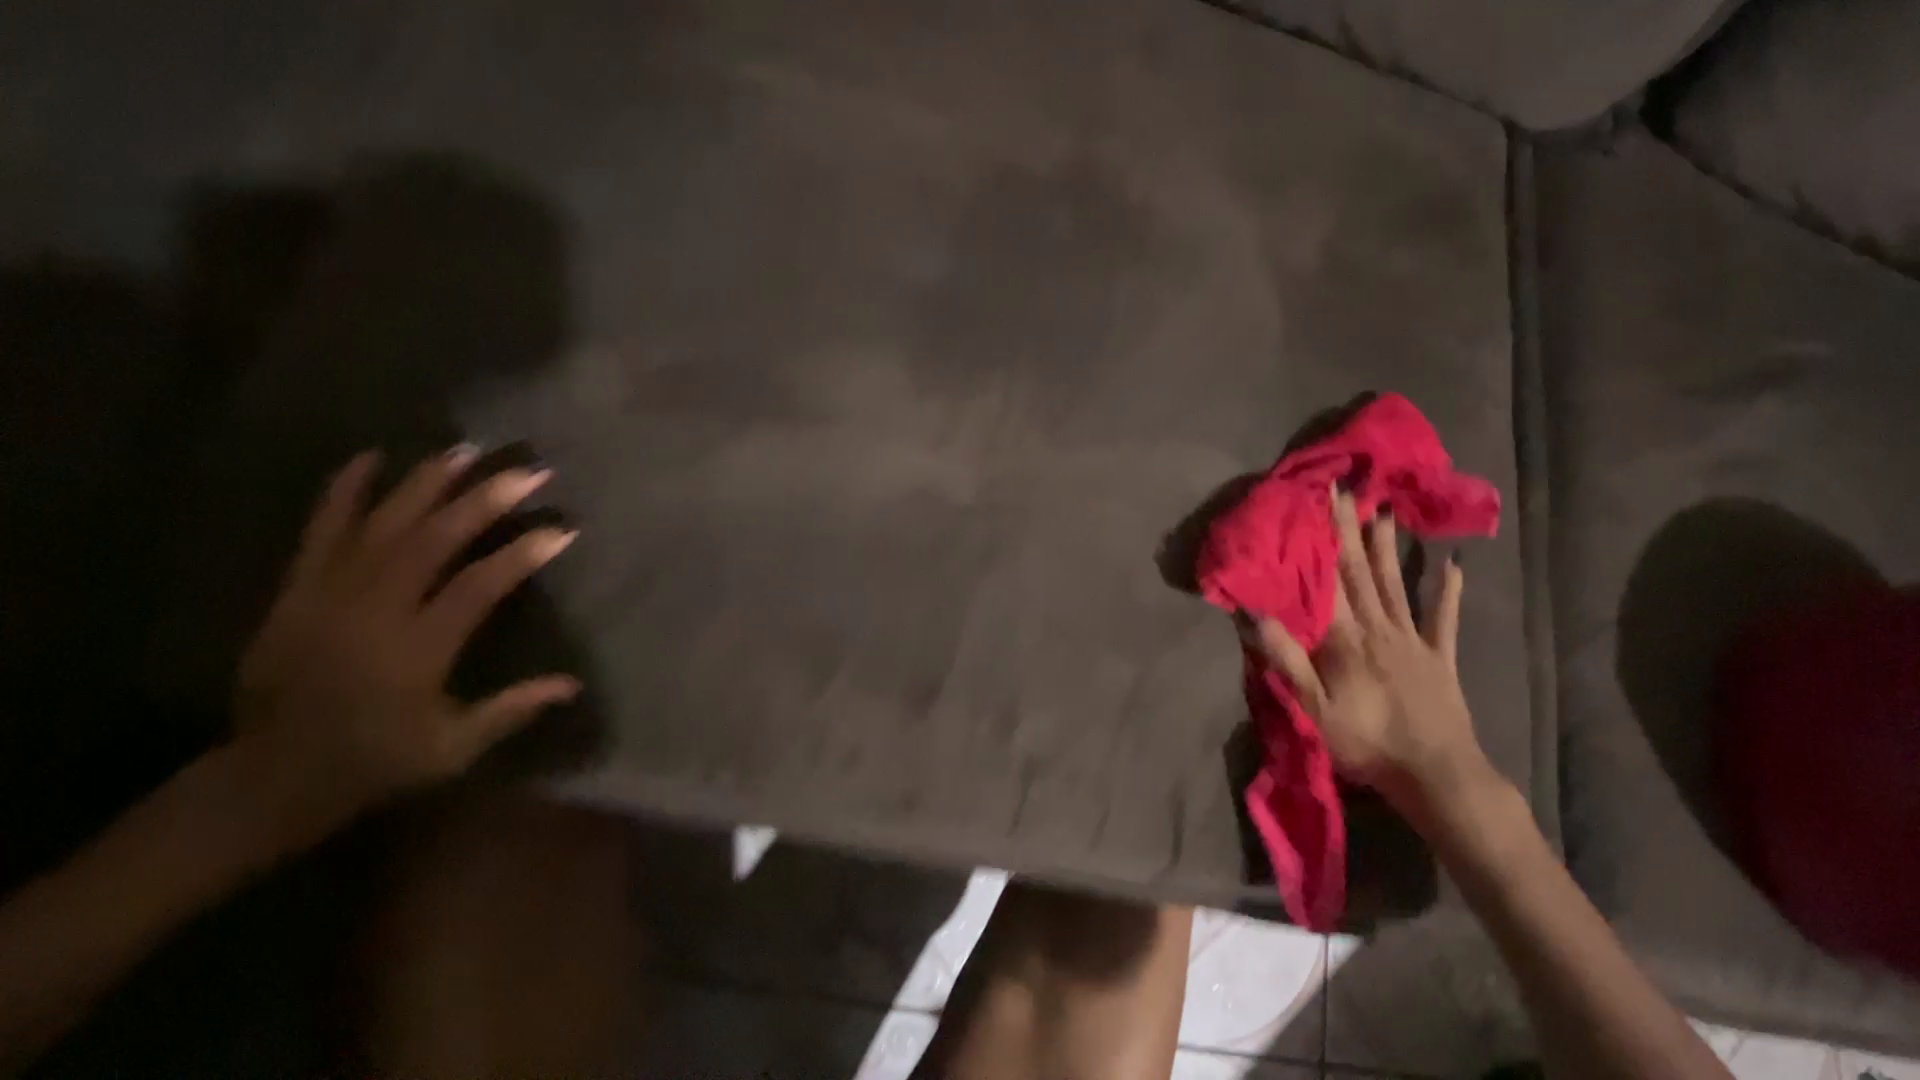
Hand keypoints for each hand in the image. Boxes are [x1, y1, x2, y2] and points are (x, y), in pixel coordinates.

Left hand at [234, 446, 580, 819]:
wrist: (272, 775)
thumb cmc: (374, 762)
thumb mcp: (452, 749)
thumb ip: (511, 710)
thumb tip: (572, 684)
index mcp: (418, 648)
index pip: (480, 585)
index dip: (524, 554)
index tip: (562, 529)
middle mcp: (376, 609)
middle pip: (434, 539)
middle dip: (485, 501)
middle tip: (527, 472)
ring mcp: (331, 593)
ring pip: (383, 524)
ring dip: (426, 483)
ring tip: (465, 450)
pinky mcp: (298, 590)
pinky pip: (321, 530)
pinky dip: (344, 491)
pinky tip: (371, 457)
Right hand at [1246, 489, 1489, 817]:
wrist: (1436, 774)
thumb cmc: (1367, 742)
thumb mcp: (1314, 708)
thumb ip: (1287, 658)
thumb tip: (1255, 612)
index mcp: (1346, 640)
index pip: (1329, 582)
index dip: (1322, 541)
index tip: (1317, 504)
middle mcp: (1380, 629)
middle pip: (1362, 573)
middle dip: (1351, 531)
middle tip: (1349, 491)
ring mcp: (1413, 642)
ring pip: (1397, 586)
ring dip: (1389, 549)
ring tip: (1384, 512)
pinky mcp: (1439, 659)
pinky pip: (1443, 620)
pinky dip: (1447, 592)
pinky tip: (1453, 566)